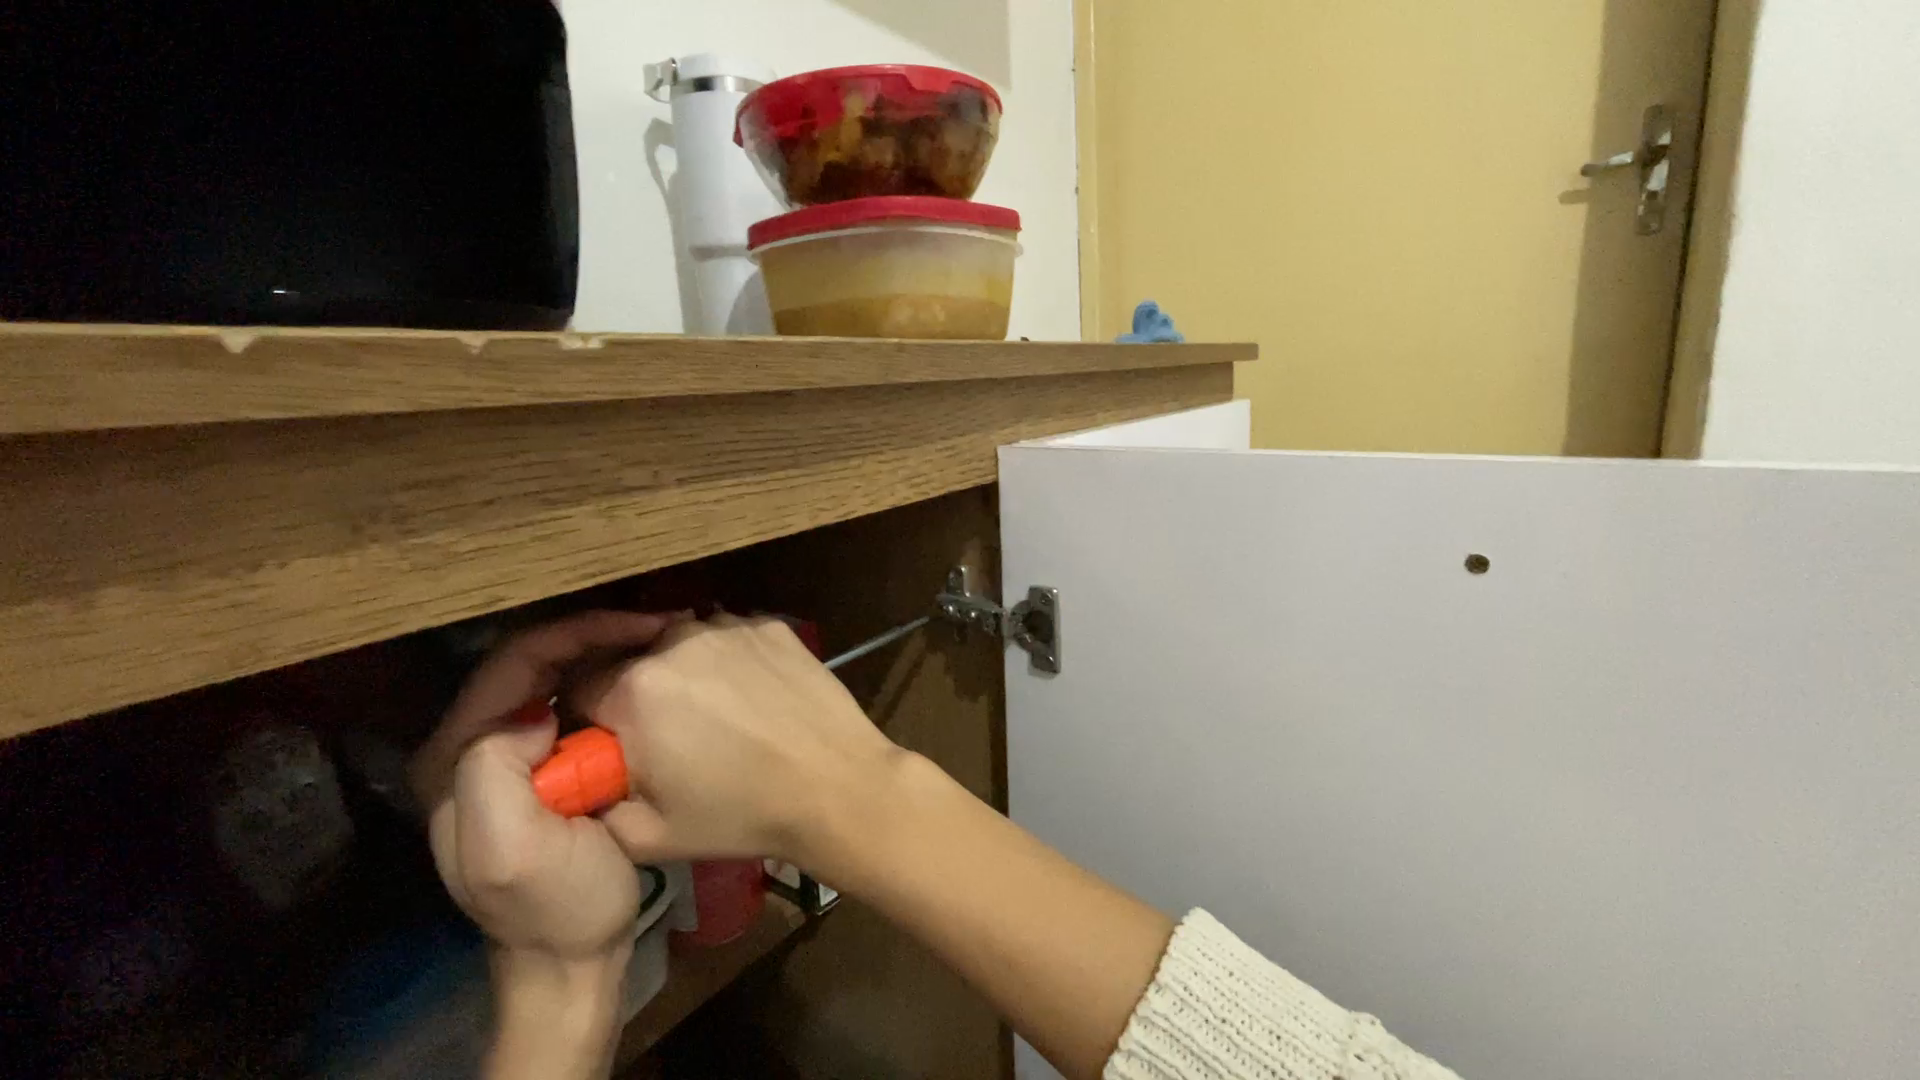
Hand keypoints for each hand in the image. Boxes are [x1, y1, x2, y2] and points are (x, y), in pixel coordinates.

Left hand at [410, 611, 674, 1079]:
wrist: (573, 958)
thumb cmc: (552, 905)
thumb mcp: (511, 850)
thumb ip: (495, 771)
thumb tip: (534, 715)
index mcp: (455, 756)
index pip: (513, 663)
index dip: (578, 633)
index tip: (643, 627)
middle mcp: (473, 744)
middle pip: (533, 661)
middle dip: (596, 634)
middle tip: (659, 627)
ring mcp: (509, 755)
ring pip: (555, 678)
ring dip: (606, 653)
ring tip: (659, 642)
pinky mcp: (544, 766)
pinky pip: (574, 704)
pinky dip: (610, 683)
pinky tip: (645, 678)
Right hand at [569, 614, 908, 869]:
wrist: (837, 787)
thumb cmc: (741, 814)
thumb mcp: (648, 836)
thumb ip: (595, 804)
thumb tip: (578, 781)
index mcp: (634, 689)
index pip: (579, 687)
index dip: (594, 719)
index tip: (618, 742)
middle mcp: (675, 641)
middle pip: (632, 660)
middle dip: (640, 693)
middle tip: (674, 732)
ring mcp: (729, 625)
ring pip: (682, 643)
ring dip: (686, 670)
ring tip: (721, 712)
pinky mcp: (771, 625)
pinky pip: (730, 637)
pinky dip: (731, 659)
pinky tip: (755, 694)